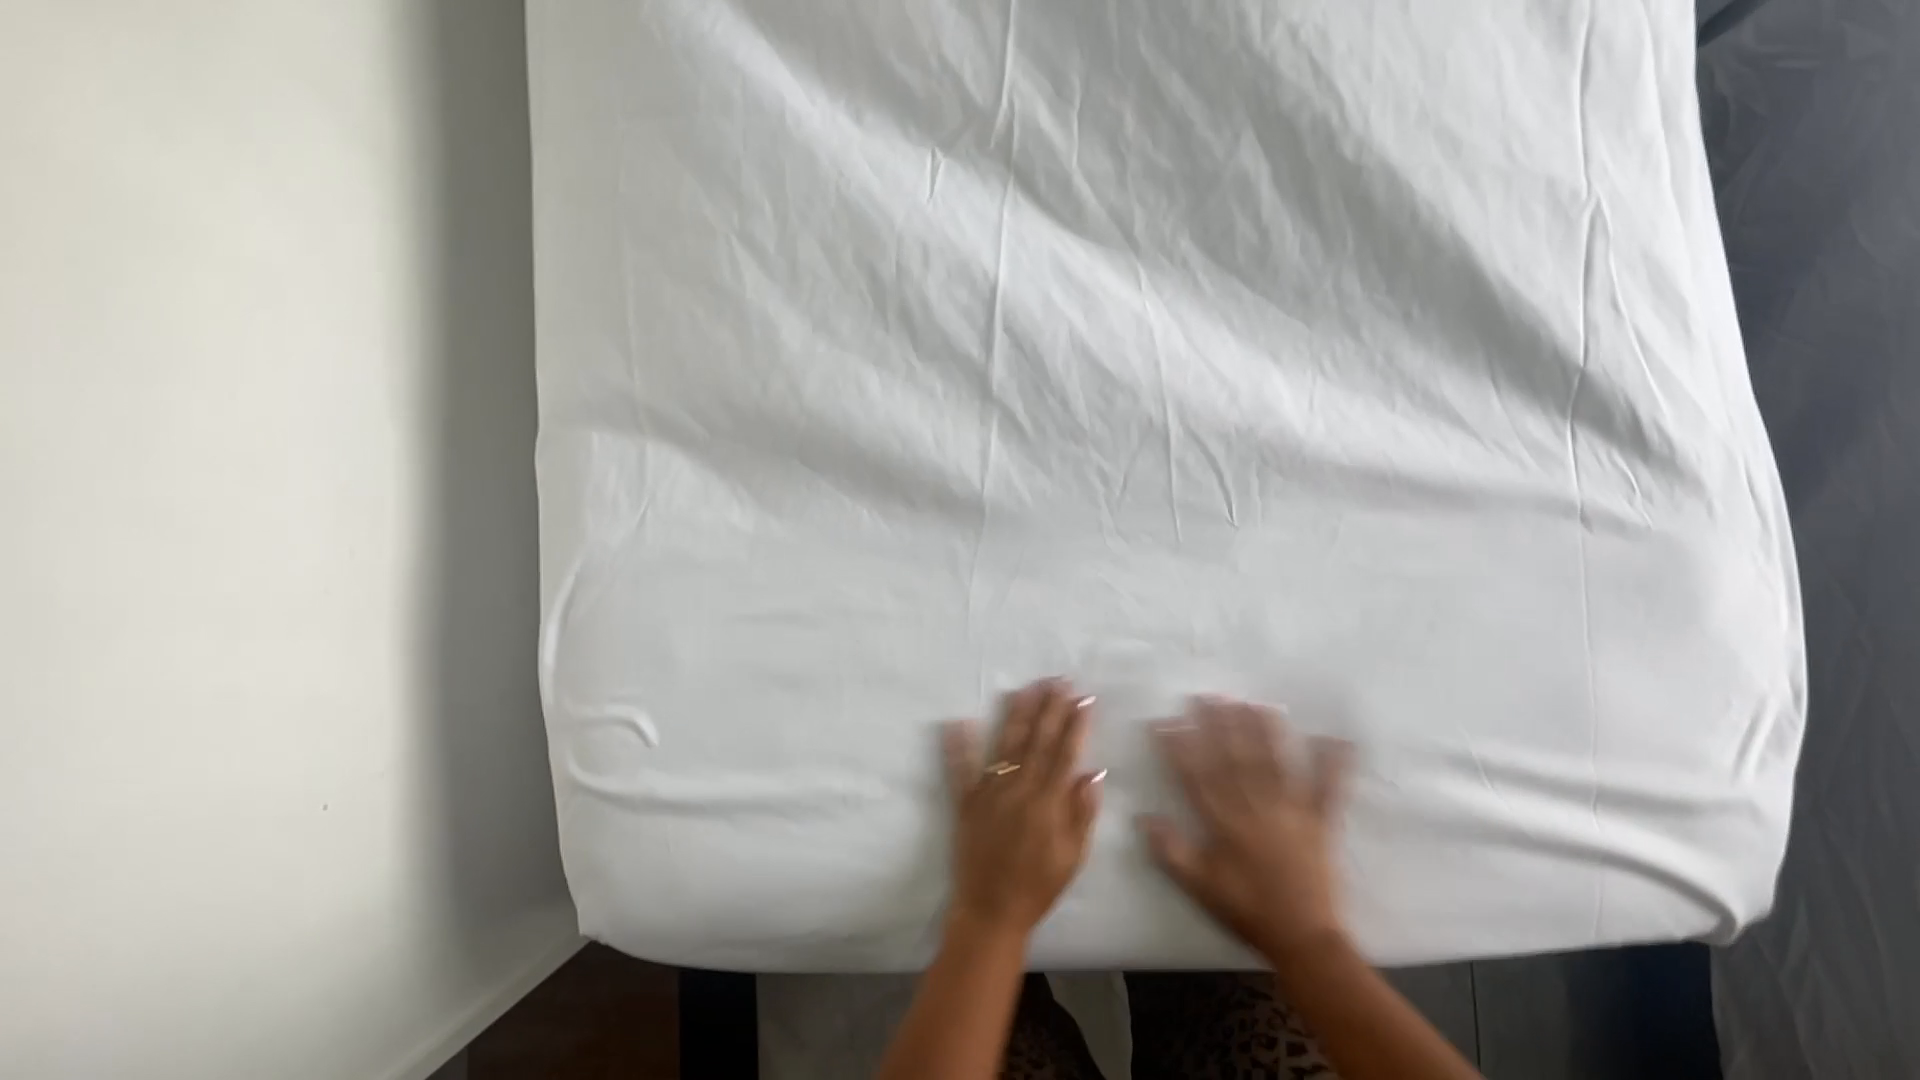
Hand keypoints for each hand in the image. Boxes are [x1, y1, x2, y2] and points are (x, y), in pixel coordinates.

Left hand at [943, 679, 1104, 937]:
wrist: (991, 911)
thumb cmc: (1038, 887)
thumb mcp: (1073, 856)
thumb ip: (1082, 813)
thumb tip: (1093, 773)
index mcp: (1049, 803)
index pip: (1065, 753)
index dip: (1076, 723)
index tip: (1084, 698)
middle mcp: (1019, 790)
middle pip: (1037, 740)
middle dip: (1050, 708)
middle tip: (1058, 680)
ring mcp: (989, 793)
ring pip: (1005, 745)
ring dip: (1016, 714)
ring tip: (1025, 688)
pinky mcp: (965, 803)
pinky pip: (960, 770)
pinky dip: (958, 746)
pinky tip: (958, 721)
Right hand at [1140, 696, 1354, 964]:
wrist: (1303, 939)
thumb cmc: (1246, 911)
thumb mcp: (1199, 886)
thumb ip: (1171, 851)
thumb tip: (1144, 816)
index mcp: (1224, 823)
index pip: (1196, 776)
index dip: (1179, 746)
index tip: (1166, 719)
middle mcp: (1256, 808)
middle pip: (1234, 759)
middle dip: (1220, 725)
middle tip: (1209, 695)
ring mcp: (1291, 812)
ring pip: (1275, 763)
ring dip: (1264, 731)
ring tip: (1254, 702)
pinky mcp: (1321, 823)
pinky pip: (1329, 789)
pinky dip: (1333, 763)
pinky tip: (1334, 738)